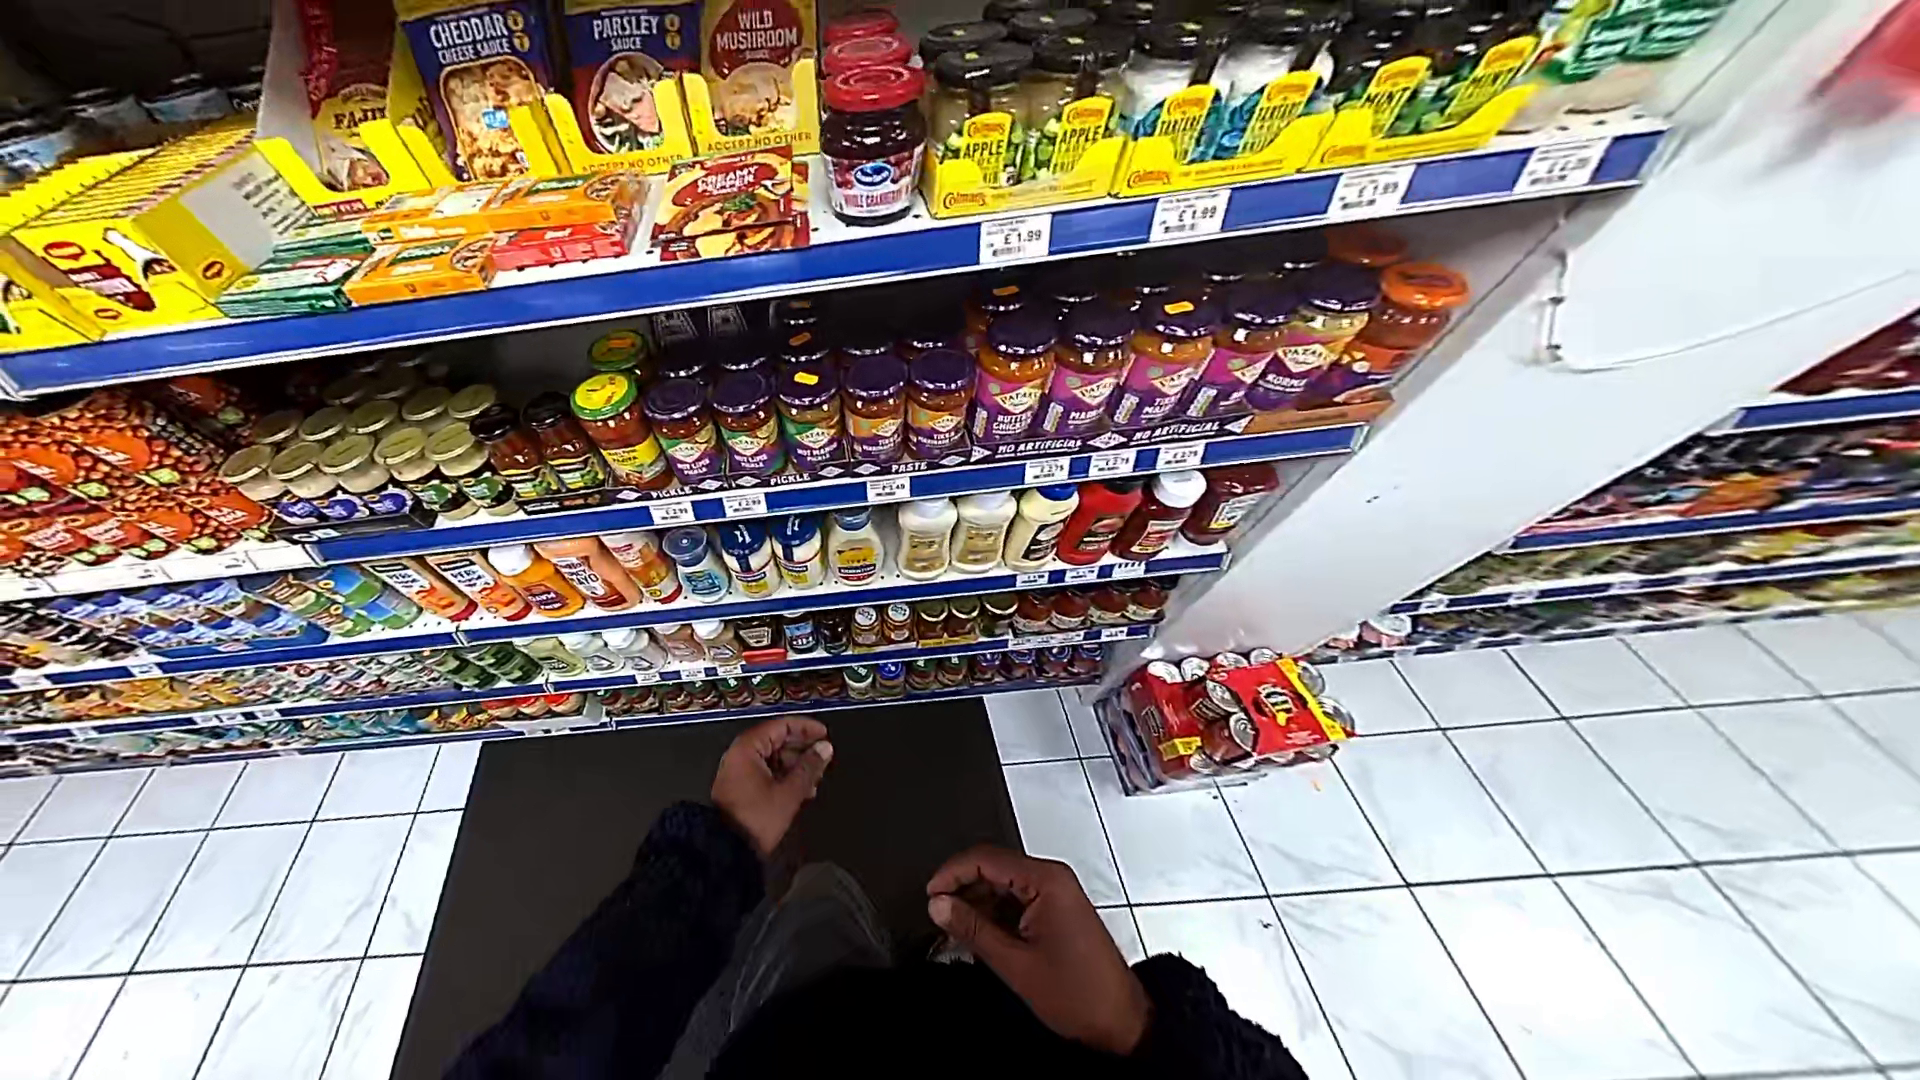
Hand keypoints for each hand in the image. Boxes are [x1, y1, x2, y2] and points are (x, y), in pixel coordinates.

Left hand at [710, 715, 832, 856]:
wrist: (724, 853)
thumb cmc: (756, 818)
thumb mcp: (789, 792)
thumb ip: (810, 767)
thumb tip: (825, 748)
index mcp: (748, 748)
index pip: (782, 725)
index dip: (806, 728)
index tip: (824, 735)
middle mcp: (740, 754)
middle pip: (778, 740)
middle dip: (803, 749)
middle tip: (822, 759)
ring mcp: (739, 770)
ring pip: (774, 757)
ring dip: (796, 765)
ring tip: (814, 779)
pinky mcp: (740, 786)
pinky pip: (767, 771)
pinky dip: (785, 776)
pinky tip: (802, 790)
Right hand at [927, 846, 1149, 1055]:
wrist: (1120, 1023)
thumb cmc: (1079, 995)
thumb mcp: (1015, 963)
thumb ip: (973, 928)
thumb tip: (939, 905)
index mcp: (1046, 879)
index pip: (987, 858)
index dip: (953, 872)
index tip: (931, 893)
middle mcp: (1051, 876)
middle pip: (994, 866)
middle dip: (963, 888)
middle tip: (938, 913)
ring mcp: (1055, 890)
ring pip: (1002, 883)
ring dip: (977, 902)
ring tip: (955, 929)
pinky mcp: (1055, 906)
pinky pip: (1016, 897)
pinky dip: (994, 912)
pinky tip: (978, 934)